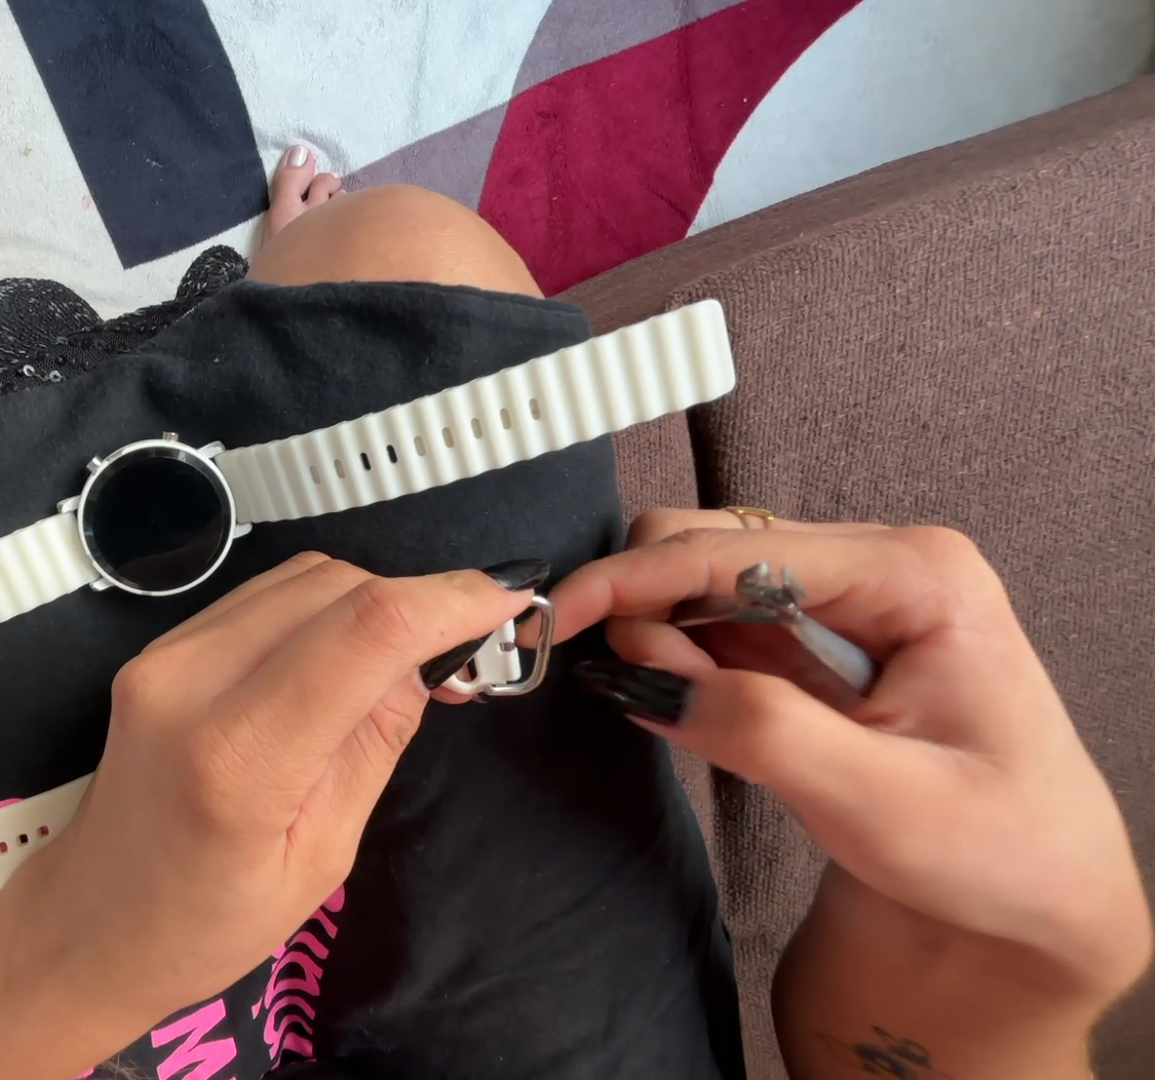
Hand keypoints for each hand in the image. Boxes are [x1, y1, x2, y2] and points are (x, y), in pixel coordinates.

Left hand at [0, 552, 538, 1025]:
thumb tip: (423, 655)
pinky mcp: (159, 645)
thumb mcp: (322, 853)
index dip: (450, 600)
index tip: (506, 600)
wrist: (95, 916)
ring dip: (366, 600)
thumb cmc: (209, 919)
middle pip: (334, 587)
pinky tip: (332, 656)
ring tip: (391, 662)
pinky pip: (261, 596)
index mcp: (237, 757)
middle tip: (452, 652)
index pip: (363, 631)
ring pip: (299, 578)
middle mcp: (188, 680)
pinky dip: (318, 608)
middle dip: (412, 602)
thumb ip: (375, 738)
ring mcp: (163, 653)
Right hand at [548, 512, 1150, 1017]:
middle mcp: (858, 562)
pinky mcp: (781, 627)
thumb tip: (649, 682)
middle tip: (662, 696)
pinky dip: (660, 655)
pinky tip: (693, 701)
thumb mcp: (891, 809)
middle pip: (689, 542)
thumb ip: (766, 733)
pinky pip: (683, 614)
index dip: (625, 581)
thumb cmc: (992, 853)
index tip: (549, 624)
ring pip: (675, 574)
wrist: (1013, 895)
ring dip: (650, 639)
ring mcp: (816, 592)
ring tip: (695, 711)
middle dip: (642, 612)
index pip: (725, 549)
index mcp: (909, 574)